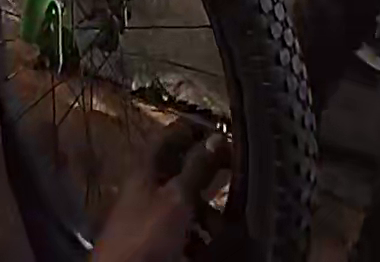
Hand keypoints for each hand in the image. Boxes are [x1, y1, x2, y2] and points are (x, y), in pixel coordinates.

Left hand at [93, 122, 229, 261]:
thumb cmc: (148, 233)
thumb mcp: (177, 198)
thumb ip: (196, 168)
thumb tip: (216, 136)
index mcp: (146, 167)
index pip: (170, 136)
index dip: (193, 132)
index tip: (221, 136)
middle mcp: (146, 187)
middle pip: (179, 172)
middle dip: (206, 177)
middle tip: (233, 180)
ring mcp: (149, 217)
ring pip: (183, 204)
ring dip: (206, 212)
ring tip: (224, 228)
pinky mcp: (154, 244)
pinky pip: (181, 232)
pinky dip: (198, 236)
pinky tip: (212, 246)